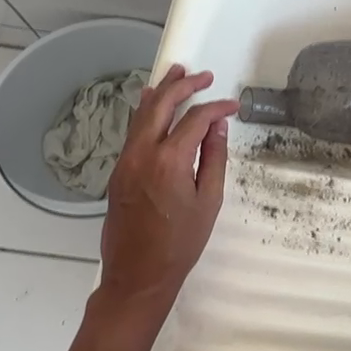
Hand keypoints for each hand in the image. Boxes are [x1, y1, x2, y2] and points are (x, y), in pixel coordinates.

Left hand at [97, 65, 239, 317]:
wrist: (137, 276)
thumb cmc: (180, 244)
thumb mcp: (209, 201)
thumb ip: (214, 158)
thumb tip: (218, 127)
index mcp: (170, 161)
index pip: (195, 119)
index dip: (217, 108)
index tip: (233, 106)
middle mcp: (142, 154)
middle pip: (162, 105)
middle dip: (183, 85)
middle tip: (203, 75)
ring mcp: (125, 161)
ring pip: (141, 114)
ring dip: (161, 91)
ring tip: (176, 74)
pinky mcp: (118, 171)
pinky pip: (133, 131)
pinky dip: (146, 112)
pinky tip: (154, 105)